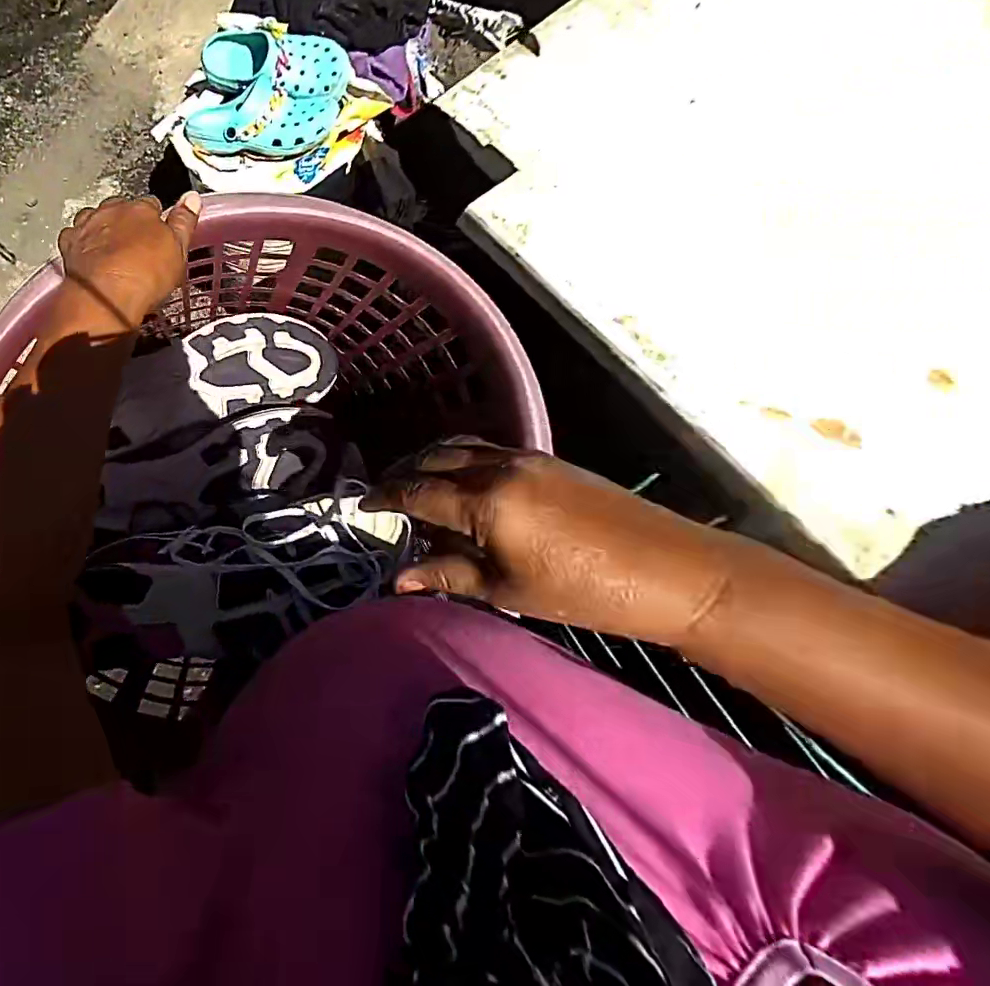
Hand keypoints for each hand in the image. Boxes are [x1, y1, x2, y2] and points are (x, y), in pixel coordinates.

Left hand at [56, 193, 200, 325]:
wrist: (106, 297)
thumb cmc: (147, 276)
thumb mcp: (178, 251)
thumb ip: (184, 222)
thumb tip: (192, 197)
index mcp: (142, 209)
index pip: (151, 205)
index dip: (154, 220)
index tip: (155, 235)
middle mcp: (112, 210)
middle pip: (119, 208)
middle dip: (124, 220)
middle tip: (130, 244)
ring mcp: (87, 226)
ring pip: (93, 217)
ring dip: (98, 227)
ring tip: (106, 248)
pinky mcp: (68, 244)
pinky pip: (72, 235)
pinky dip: (77, 241)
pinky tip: (84, 253)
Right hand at [363, 438, 740, 648]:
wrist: (678, 573)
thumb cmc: (585, 592)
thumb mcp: (506, 590)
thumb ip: (446, 575)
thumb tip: (396, 581)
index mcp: (484, 503)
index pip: (415, 492)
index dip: (383, 497)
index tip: (363, 506)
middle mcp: (498, 469)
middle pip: (430, 460)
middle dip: (400, 474)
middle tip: (384, 494)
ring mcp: (525, 459)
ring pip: (456, 448)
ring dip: (427, 461)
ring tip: (414, 482)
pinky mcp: (546, 459)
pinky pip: (484, 449)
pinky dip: (457, 458)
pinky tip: (458, 481)